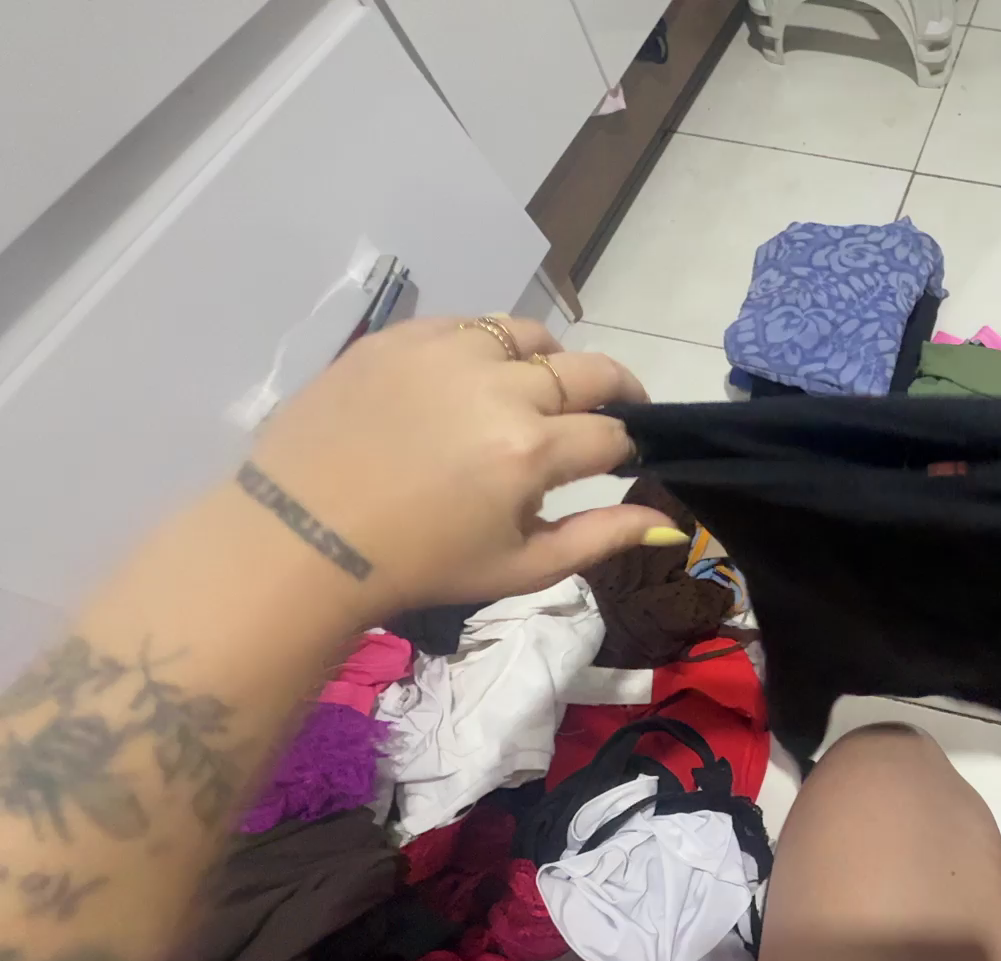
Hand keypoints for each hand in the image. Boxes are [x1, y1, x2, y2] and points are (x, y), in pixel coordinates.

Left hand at [239, 316, 676, 617]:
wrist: (299, 540)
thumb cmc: (425, 563)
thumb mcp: (526, 565)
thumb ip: (606, 537)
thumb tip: (672, 523)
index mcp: (530, 451)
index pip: (614, 433)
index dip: (626, 449)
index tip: (617, 462)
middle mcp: (497, 389)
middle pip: (593, 370)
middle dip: (619, 393)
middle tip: (611, 415)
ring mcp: (444, 355)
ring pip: (535, 335)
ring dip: (554, 363)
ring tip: (539, 393)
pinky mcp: (399, 339)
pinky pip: (472, 325)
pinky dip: (494, 349)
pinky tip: (478, 383)